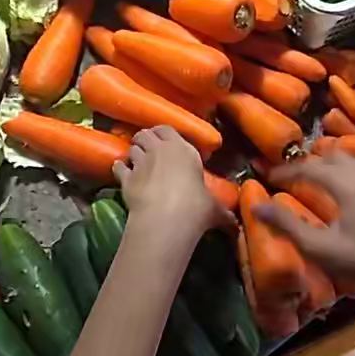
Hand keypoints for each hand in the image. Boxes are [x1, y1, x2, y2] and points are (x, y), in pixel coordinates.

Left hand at [114, 126, 229, 238]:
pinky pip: (119, 167)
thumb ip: (223, 214)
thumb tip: (235, 226)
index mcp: (184, 149)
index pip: (168, 129)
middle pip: (146, 134)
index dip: (164, 133)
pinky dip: (119, 168)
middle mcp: (160, 150)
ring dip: (133, 152)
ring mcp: (140, 163)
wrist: (166, 219)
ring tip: (136, 160)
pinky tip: (121, 171)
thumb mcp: (214, 210)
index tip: (165, 141)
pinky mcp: (126, 178)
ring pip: (132, 148)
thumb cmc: (196, 207)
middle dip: (145, 138)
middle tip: (148, 147)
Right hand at [256, 153, 354, 290]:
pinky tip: (350, 191)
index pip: (310, 168)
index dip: (287, 170)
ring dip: (333, 164)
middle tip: (293, 173)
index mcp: (347, 185)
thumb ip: (288, 226)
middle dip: (311, 161)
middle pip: (335, 156)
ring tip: (318, 175)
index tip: (270, 176)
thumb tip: (257, 206)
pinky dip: (351, 172)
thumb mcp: (321, 248)